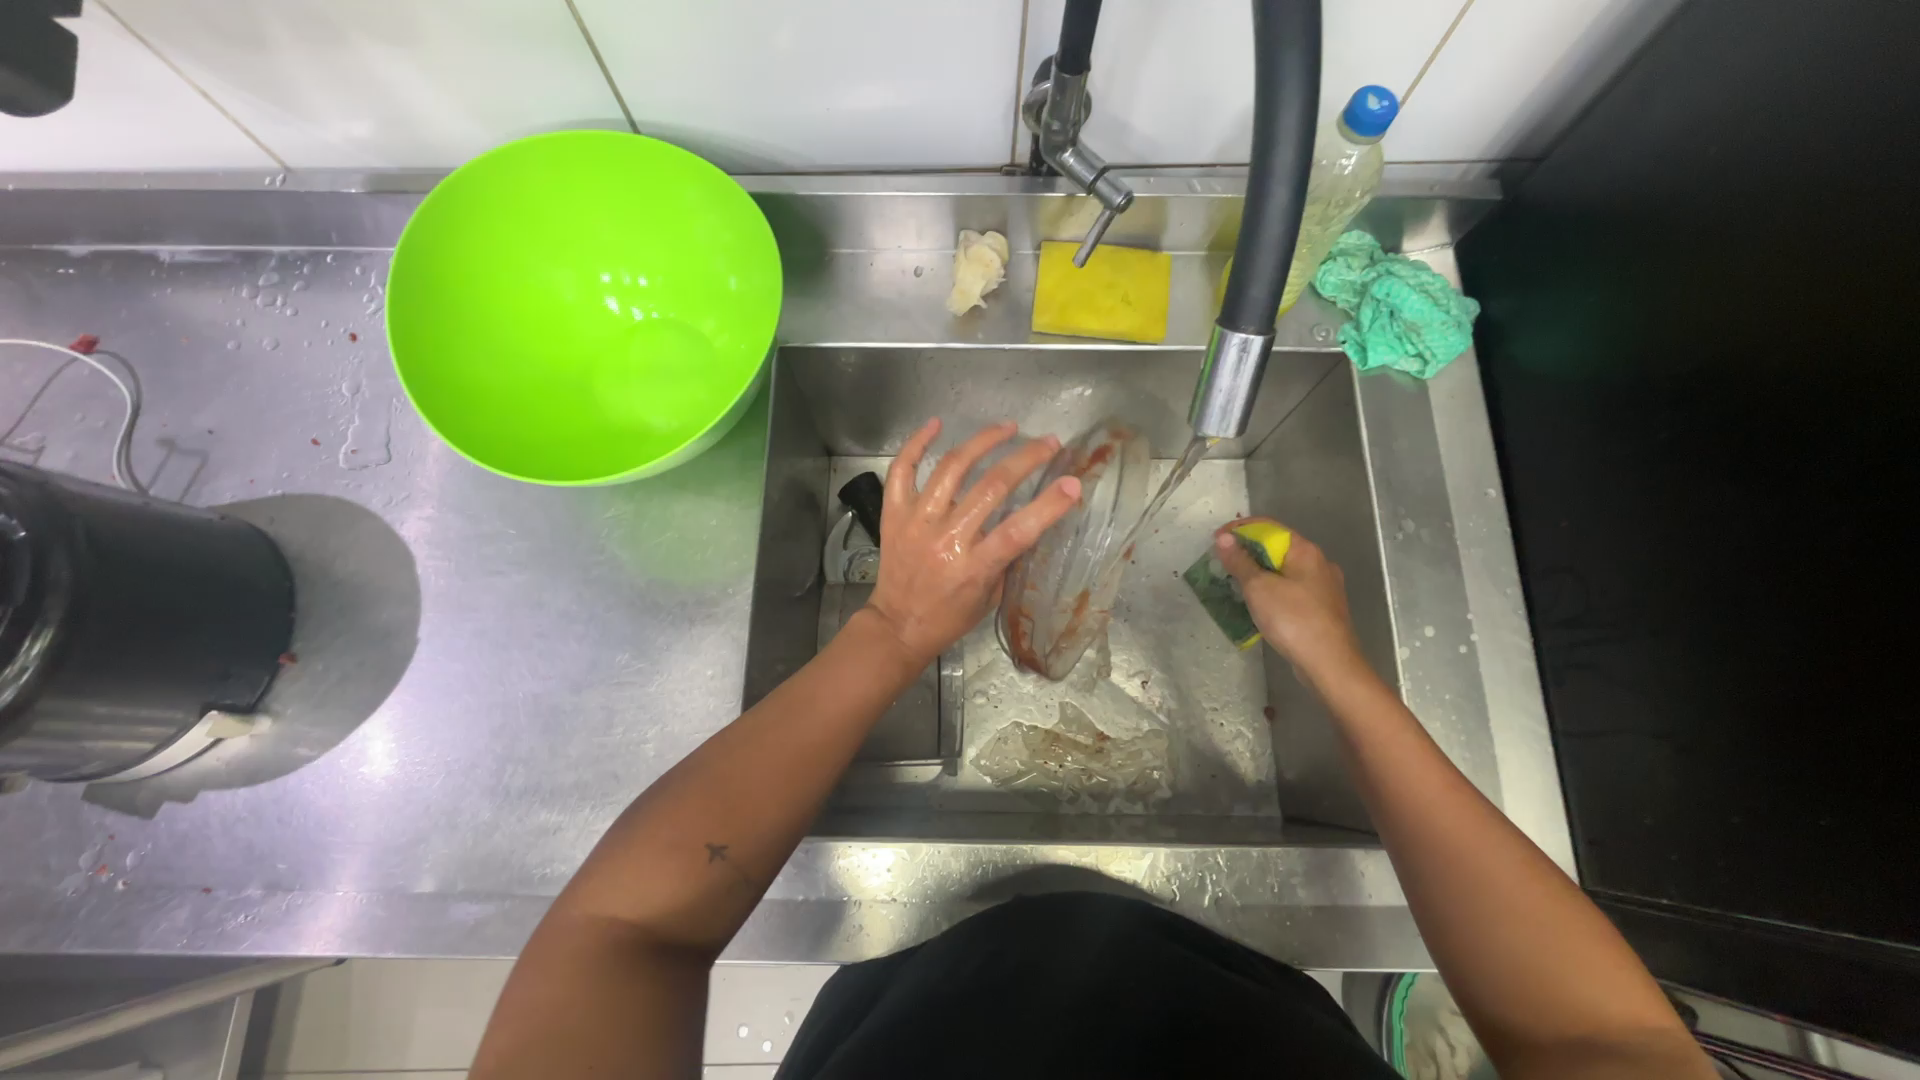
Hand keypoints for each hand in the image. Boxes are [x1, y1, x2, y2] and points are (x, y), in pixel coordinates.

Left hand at [861, 418, 1081, 667]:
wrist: (898, 626)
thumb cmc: (951, 616)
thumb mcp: (991, 595)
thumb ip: (1007, 557)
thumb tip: (1029, 519)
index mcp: (974, 567)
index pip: (1017, 530)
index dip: (1048, 505)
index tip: (1073, 483)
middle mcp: (945, 538)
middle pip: (991, 487)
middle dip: (1025, 458)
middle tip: (1048, 443)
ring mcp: (917, 521)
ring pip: (951, 468)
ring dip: (983, 441)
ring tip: (1007, 428)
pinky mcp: (893, 514)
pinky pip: (902, 470)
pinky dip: (917, 444)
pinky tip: (937, 424)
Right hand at [1211, 518, 1366, 684]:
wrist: (1330, 663)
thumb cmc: (1293, 620)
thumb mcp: (1259, 588)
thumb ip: (1240, 561)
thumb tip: (1224, 538)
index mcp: (1305, 551)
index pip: (1268, 527)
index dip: (1239, 529)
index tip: (1215, 541)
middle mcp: (1318, 563)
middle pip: (1277, 547)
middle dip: (1247, 552)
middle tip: (1222, 564)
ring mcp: (1323, 587)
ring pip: (1284, 570)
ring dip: (1259, 573)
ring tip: (1235, 584)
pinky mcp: (1322, 608)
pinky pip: (1291, 589)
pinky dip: (1272, 590)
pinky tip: (1259, 605)